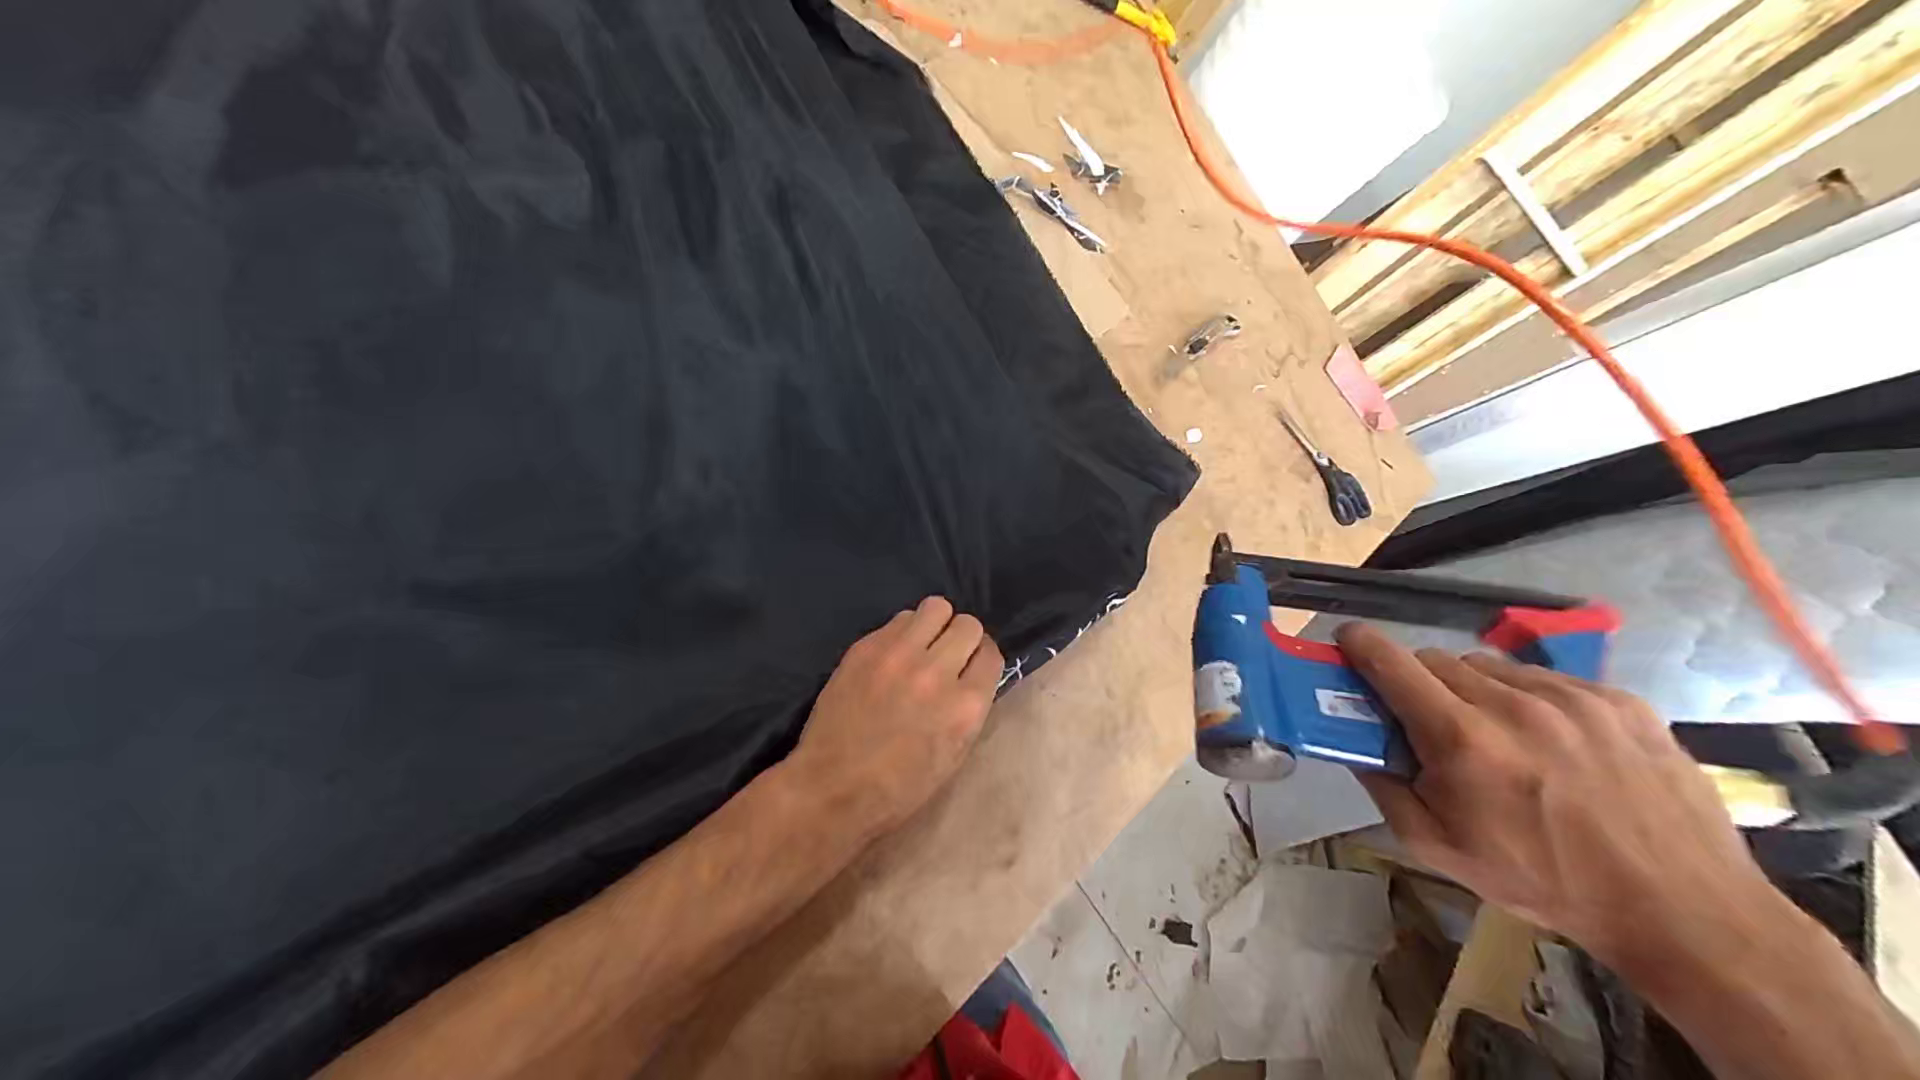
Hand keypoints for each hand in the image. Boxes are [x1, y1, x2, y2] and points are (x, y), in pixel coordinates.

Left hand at [787, 597, 1002, 838]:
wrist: (832, 787)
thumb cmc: (898, 788)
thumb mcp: (953, 757)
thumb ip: (969, 710)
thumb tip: (972, 677)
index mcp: (965, 706)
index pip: (991, 654)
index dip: (982, 659)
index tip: (971, 666)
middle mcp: (937, 671)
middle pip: (968, 624)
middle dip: (963, 638)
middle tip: (947, 655)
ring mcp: (899, 654)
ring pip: (936, 607)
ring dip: (935, 625)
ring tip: (922, 645)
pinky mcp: (866, 647)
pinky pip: (899, 619)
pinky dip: (903, 632)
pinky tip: (893, 655)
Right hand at [1335, 622, 1777, 967]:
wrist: (1684, 910)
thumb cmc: (1544, 880)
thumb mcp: (1437, 848)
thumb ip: (1383, 788)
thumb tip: (1357, 743)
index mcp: (1463, 739)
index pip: (1392, 663)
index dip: (1360, 645)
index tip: (1347, 643)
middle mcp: (1514, 704)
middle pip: (1437, 660)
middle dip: (1418, 682)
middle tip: (1428, 719)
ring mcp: (1574, 698)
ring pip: (1490, 666)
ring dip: (1474, 687)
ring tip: (1494, 731)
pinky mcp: (1621, 701)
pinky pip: (1548, 678)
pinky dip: (1530, 697)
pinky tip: (1549, 738)